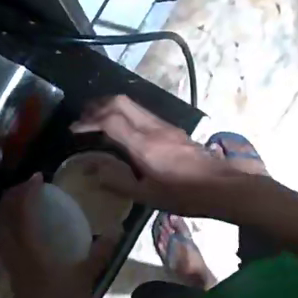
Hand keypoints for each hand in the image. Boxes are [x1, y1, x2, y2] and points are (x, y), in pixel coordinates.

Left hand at [0, 175, 110, 297]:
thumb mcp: (87, 276)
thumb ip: (101, 250)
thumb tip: (118, 229)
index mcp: (32, 250)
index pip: (23, 212)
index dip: (28, 191)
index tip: (40, 177)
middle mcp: (15, 254)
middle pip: (3, 217)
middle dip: (12, 196)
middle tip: (29, 185)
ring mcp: (10, 265)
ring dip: (7, 210)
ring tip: (23, 200)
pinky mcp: (11, 274)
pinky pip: (2, 241)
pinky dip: (8, 226)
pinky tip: (24, 229)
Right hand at [70, 96, 256, 218]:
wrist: (223, 186)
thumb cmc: (185, 195)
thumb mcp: (148, 196)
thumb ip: (118, 182)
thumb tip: (92, 171)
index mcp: (143, 145)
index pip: (109, 120)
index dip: (88, 121)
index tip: (74, 130)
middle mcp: (153, 128)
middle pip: (120, 102)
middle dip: (97, 106)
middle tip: (83, 120)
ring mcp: (165, 126)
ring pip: (132, 105)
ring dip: (112, 108)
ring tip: (98, 122)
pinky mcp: (173, 129)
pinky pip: (143, 113)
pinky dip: (125, 115)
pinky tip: (122, 131)